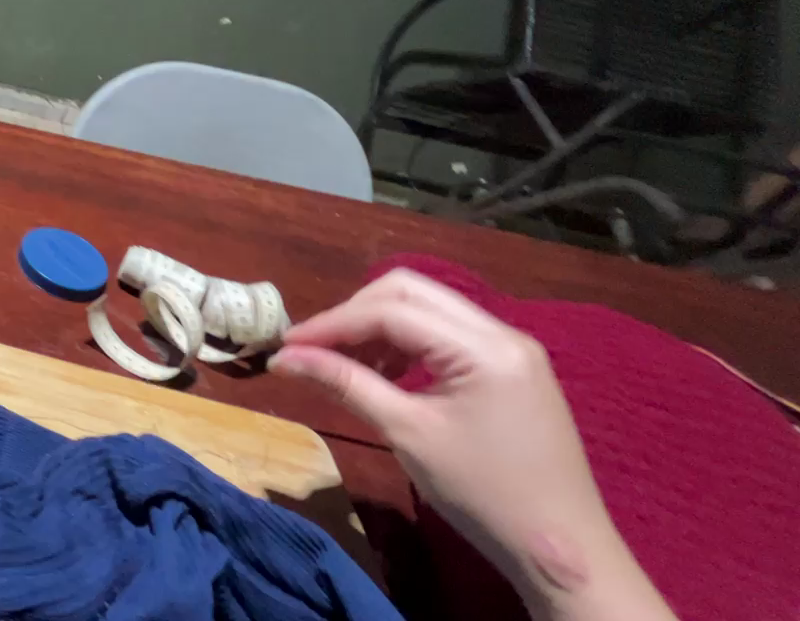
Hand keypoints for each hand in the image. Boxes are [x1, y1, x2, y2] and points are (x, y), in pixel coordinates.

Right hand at [269, 270, 673, 620]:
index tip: (287, 346)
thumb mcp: (406, 432)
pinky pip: (442, 330)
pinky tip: (383, 370)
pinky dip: (402, 340)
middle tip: (314, 346)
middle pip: (406, 291)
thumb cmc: (483, 492)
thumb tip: (280, 359)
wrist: (564, 553)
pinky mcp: (508, 366)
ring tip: (343, 360)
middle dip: (352, 313)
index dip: (331, 324)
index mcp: (484, 348)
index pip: (389, 312)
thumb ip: (343, 382)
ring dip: (375, 324)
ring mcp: (510, 348)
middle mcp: (502, 333)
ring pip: (423, 306)